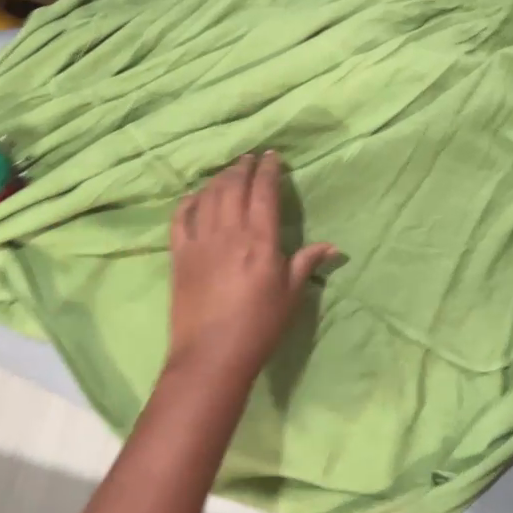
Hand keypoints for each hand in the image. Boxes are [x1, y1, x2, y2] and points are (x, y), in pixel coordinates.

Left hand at [167, 152, 335, 379]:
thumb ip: (306, 263)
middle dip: (243, 167)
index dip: (269, 170)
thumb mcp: (290, 295)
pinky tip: (195, 196)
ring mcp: (201, 241)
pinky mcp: (179, 255)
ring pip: (209, 196)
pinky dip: (188, 202)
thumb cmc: (258, 326)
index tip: (272, 156)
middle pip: (234, 186)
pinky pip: (181, 218)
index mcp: (260, 239)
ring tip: (229, 172)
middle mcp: (229, 232)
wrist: (211, 356)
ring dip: (220, 179)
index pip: (264, 191)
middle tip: (250, 158)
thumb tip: (333, 245)